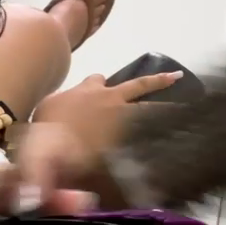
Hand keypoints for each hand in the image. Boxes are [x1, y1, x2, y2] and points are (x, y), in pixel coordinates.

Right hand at [32, 69, 181, 156]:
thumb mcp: (45, 109)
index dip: (98, 84)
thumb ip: (59, 104)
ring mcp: (120, 116)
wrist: (54, 147)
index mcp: (86, 90)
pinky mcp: (124, 136)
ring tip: (183, 104)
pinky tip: (170, 130)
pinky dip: (157, 128)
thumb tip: (65, 106)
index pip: (96, 79)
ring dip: (166, 105)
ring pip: (150, 107)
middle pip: (137, 85)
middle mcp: (109, 98)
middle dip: (156, 81)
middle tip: (176, 77)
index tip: (99, 87)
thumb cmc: (42, 128)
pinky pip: (144, 129)